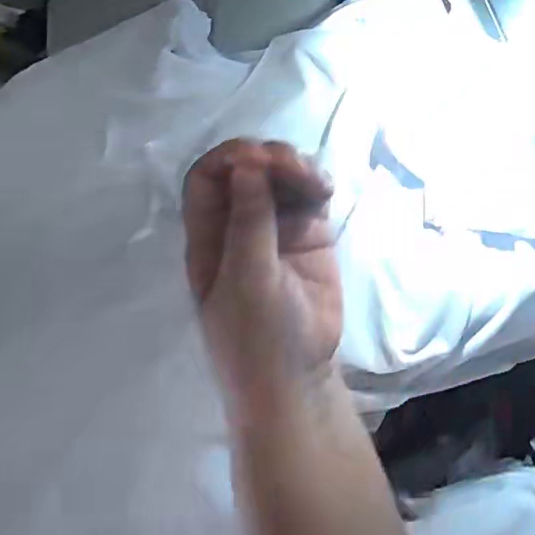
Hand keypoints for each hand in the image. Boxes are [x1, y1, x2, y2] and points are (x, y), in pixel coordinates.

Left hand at [183, 138, 341, 401]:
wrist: (298, 377)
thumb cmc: (257, 337)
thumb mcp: (248, 279)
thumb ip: (250, 220)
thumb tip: (249, 161)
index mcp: (209, 236)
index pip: (208, 178)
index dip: (230, 158)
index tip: (260, 157)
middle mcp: (240, 224)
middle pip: (250, 169)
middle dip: (271, 158)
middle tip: (296, 168)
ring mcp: (278, 227)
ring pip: (284, 176)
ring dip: (300, 167)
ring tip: (317, 182)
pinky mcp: (310, 232)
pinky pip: (312, 193)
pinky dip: (319, 182)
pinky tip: (326, 190)